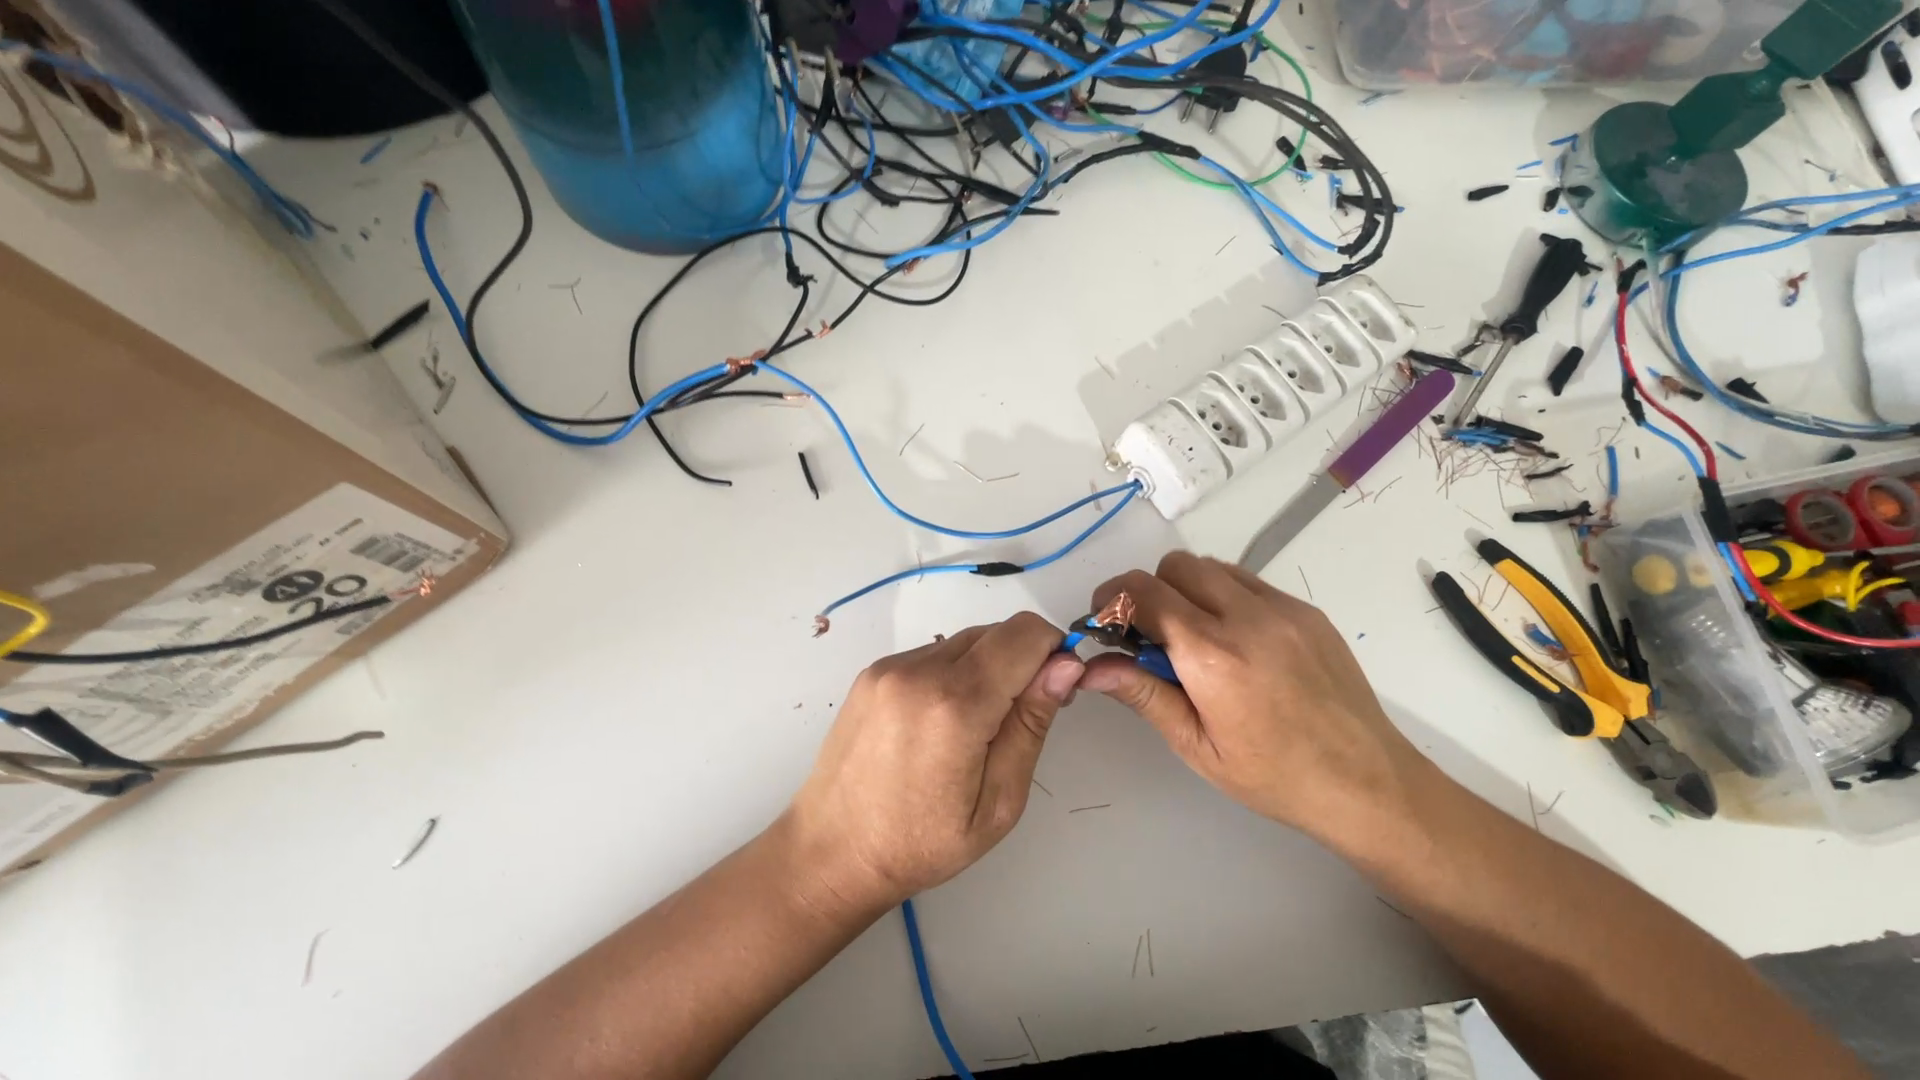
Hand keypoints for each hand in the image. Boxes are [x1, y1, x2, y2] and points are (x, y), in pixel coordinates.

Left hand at [787, 613, 1082, 912]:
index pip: (1025, 634)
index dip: (1053, 652)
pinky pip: (932, 654)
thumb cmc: (921, 843)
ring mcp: (890, 668)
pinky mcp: (872, 672)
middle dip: (1022, 663)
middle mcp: (919, 670)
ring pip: (964, 641)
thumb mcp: (998, 802)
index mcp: (956, 704)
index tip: (1054, 692)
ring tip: (974, 729)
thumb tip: (1066, 666)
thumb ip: (1032, 725)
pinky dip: (952, 674)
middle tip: (1016, 721)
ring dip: (986, 668)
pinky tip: (941, 724)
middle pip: (996, 632)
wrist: (832, 851)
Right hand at [1078, 553, 1435, 842]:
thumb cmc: (1272, 775)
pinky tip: (1237, 644)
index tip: (1104, 620)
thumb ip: (1143, 694)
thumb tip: (1091, 667)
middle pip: (1177, 566)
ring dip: (1190, 591)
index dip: (1113, 598)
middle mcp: (1247, 617)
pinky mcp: (1309, 612)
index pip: (1145, 592)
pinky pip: (1251, 583)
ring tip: (1195, 640)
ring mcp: (1284, 609)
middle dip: (1152, 591)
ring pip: (1214, 568)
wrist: (1365, 781)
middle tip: (1150, 636)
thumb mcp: (1196, 746)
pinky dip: (1227, 599)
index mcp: (1212, 655)